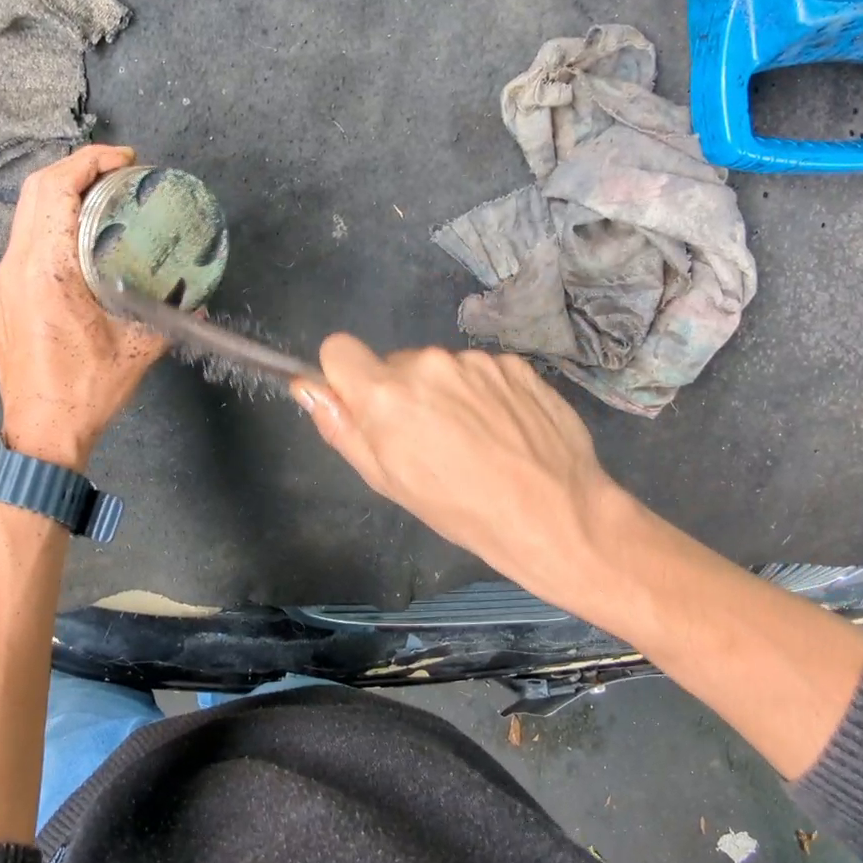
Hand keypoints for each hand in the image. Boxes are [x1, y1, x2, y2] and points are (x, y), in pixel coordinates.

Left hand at [0, 146, 168, 469]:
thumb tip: (195, 297)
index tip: (123, 160)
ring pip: (25, 216)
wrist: (40, 434)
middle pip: (35, 191)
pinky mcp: (0, 298)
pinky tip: (80, 244)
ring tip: (103, 203)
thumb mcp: (138, 349)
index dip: (88, 161)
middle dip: (76, 170)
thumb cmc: (85, 393)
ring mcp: (0, 283)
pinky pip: (22, 244)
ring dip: (62, 198)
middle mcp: (14, 268)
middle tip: (117, 174)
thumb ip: (169, 315)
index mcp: (45, 272)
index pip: (55, 189)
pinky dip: (51, 227)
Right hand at [290, 335, 631, 597]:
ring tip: (473, 440)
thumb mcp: (386, 481)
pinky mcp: (514, 363)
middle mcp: (427, 363)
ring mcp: (475, 360)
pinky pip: (478, 371)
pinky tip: (502, 430)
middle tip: (428, 442)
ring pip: (438, 368)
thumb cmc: (460, 510)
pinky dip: (481, 393)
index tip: (363, 407)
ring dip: (443, 393)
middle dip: (400, 393)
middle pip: (392, 363)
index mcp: (386, 394)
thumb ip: (341, 428)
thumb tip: (307, 387)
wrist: (555, 513)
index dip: (345, 378)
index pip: (338, 349)